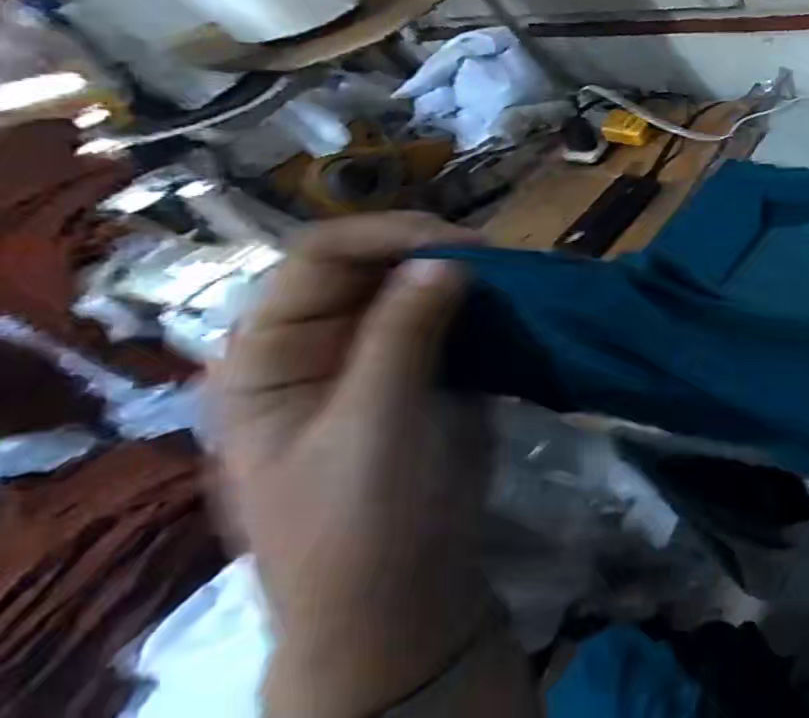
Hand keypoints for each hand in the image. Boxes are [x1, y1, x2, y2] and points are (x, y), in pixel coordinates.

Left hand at [213, 213, 493, 716]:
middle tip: (503, 262)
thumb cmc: (360, 516)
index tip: (470, 246)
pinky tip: (518, 304)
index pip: (319, 258)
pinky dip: (486, 304)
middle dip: (435, 251)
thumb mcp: (374, 423)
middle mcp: (319, 341)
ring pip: (417, 286)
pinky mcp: (427, 371)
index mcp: (271, 352)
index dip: (390, 237)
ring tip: (517, 278)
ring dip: (468, 275)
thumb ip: (404, 335)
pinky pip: (453, 318)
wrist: (399, 590)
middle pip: (371, 264)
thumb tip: (449, 259)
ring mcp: (376, 355)